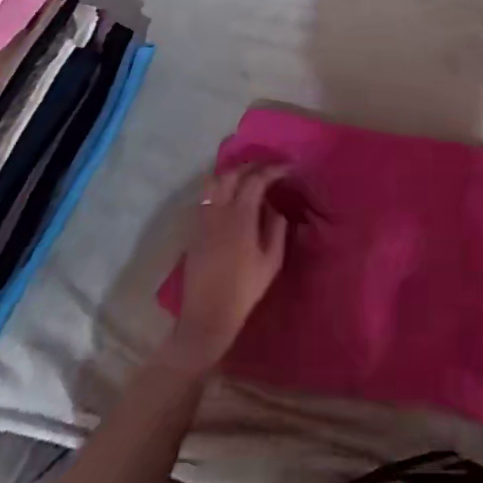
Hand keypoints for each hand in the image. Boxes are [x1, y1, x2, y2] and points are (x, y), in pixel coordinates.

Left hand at [162, 164, 290, 373]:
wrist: (207, 316)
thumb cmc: (245, 290)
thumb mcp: (272, 260)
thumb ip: (276, 227)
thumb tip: (274, 206)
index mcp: (240, 217)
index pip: (256, 180)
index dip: (273, 170)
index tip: (288, 168)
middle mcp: (218, 212)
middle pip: (231, 174)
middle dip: (251, 166)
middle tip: (269, 169)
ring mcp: (203, 219)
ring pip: (214, 182)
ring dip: (232, 174)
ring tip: (249, 178)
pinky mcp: (194, 229)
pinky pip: (207, 197)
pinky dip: (221, 188)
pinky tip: (232, 197)